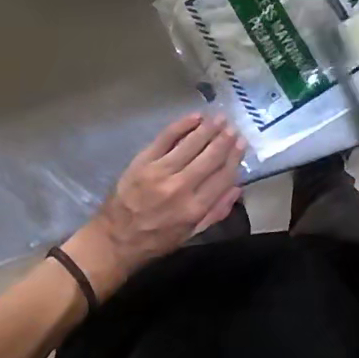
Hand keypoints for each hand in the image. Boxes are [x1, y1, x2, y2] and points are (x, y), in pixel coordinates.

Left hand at [61, 113, 245, 298]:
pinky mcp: (143, 161)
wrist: (115, 239)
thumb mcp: (190, 234)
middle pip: (209, 157)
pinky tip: (194, 117)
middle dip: (224, 140)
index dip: (234, 158)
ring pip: (190, 144)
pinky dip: (181, 125)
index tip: (242, 144)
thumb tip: (237, 187)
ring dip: (207, 129)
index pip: (222, 177)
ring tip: (219, 118)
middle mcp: (180, 188)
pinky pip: (166, 137)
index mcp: (194, 209)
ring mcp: (160, 172)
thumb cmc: (156, 240)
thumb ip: (216, 212)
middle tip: (233, 127)